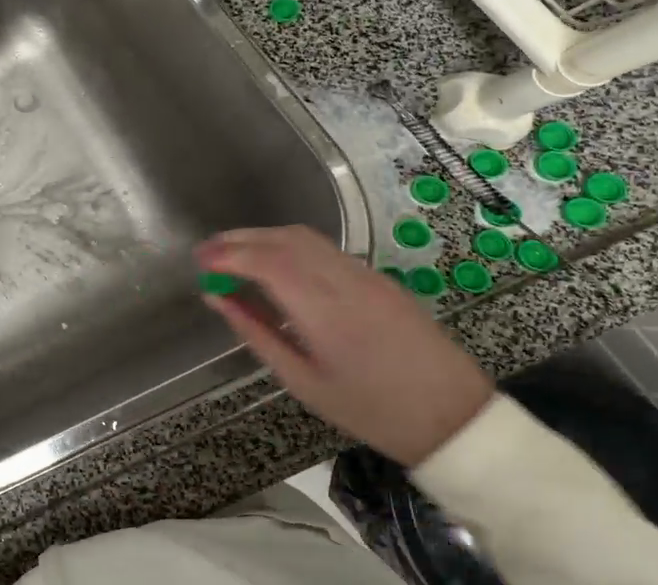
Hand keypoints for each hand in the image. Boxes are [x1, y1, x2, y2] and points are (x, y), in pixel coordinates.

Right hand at [198, 225, 493, 466]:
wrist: (458, 421)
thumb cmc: (372, 411)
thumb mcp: (303, 382)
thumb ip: (255, 333)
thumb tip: (215, 297)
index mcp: (323, 310)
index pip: (263, 261)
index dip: (225, 255)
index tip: (199, 263)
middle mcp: (344, 281)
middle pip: (281, 239)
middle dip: (237, 239)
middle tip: (208, 254)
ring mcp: (366, 276)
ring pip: (303, 236)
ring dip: (262, 238)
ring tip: (235, 255)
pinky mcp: (380, 279)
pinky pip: (324, 248)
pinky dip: (288, 245)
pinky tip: (276, 264)